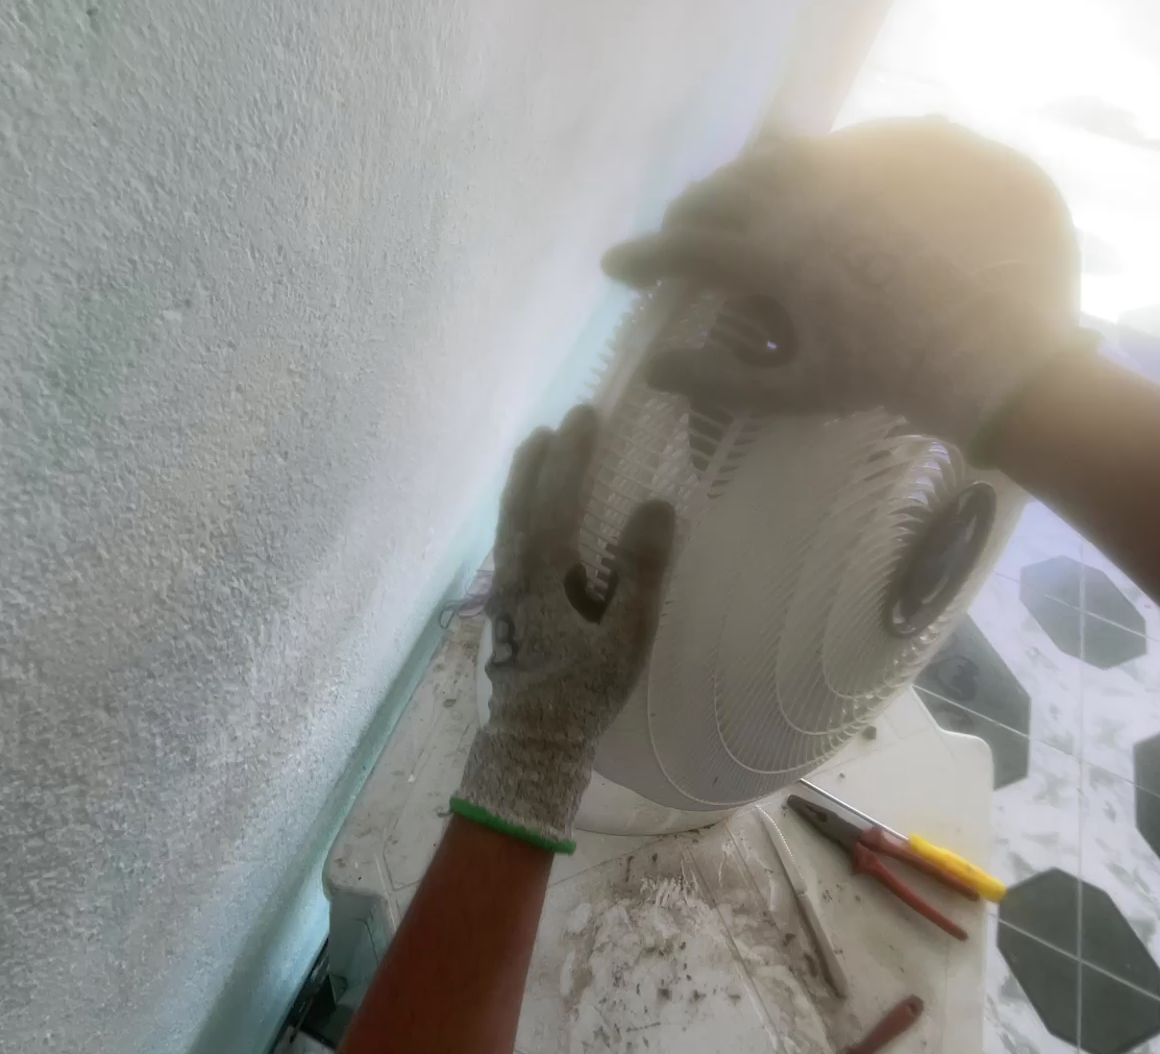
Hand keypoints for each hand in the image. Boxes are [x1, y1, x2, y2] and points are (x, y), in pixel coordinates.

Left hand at [450, 406, 675, 852]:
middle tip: (561, 424)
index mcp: (542, 575)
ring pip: (509, 520)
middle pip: (520, 502)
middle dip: (540, 459)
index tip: (586, 417)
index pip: (555, 500)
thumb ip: (639, 573)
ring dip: (524, 480)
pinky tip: (534, 512)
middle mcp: (515, 572)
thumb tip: (654, 506)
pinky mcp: (505, 604)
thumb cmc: (582, 694)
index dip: (571, 455)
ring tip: (540, 451)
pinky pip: (510, 540)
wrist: (532, 742)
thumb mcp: (624, 638)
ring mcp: (505, 588)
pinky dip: (521, 510)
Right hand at [601, 117, 1087, 453]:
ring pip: (786, 155)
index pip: (684, 247)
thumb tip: (652, 371)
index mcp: (774, 251)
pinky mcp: (930, 143)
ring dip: (751, 184)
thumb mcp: (798, 391)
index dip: (642, 259)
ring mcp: (873, 157)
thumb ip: (719, 382)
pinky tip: (834, 198)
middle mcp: (813, 189)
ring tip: (746, 207)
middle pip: (724, 188)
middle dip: (691, 216)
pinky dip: (828, 173)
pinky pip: (858, 145)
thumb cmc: (893, 380)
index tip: (615, 266)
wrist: (1011, 356)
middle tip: (681, 238)